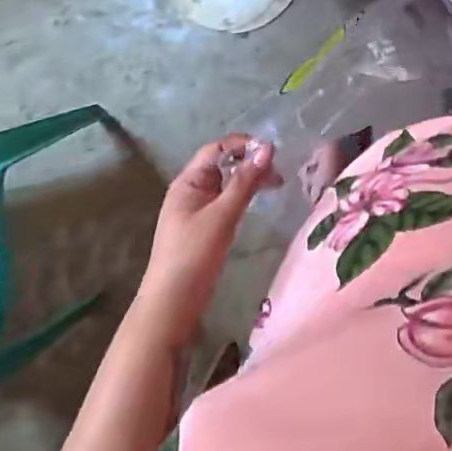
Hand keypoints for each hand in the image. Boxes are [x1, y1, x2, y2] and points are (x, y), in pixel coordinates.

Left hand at [136, 135, 275, 338]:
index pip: (217, 148)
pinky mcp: (204, 227)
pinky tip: (258, 203)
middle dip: (250, 162)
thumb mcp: (222, 215)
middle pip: (223, 164)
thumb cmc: (194, 255)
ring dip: (249, 180)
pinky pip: (226, 201)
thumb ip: (245, 182)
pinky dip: (243, 197)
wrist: (171, 305)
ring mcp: (197, 210)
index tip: (272, 153)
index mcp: (188, 182)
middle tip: (279, 173)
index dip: (243, 145)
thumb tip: (267, 148)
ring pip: (227, 183)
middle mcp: (191, 190)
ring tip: (276, 185)